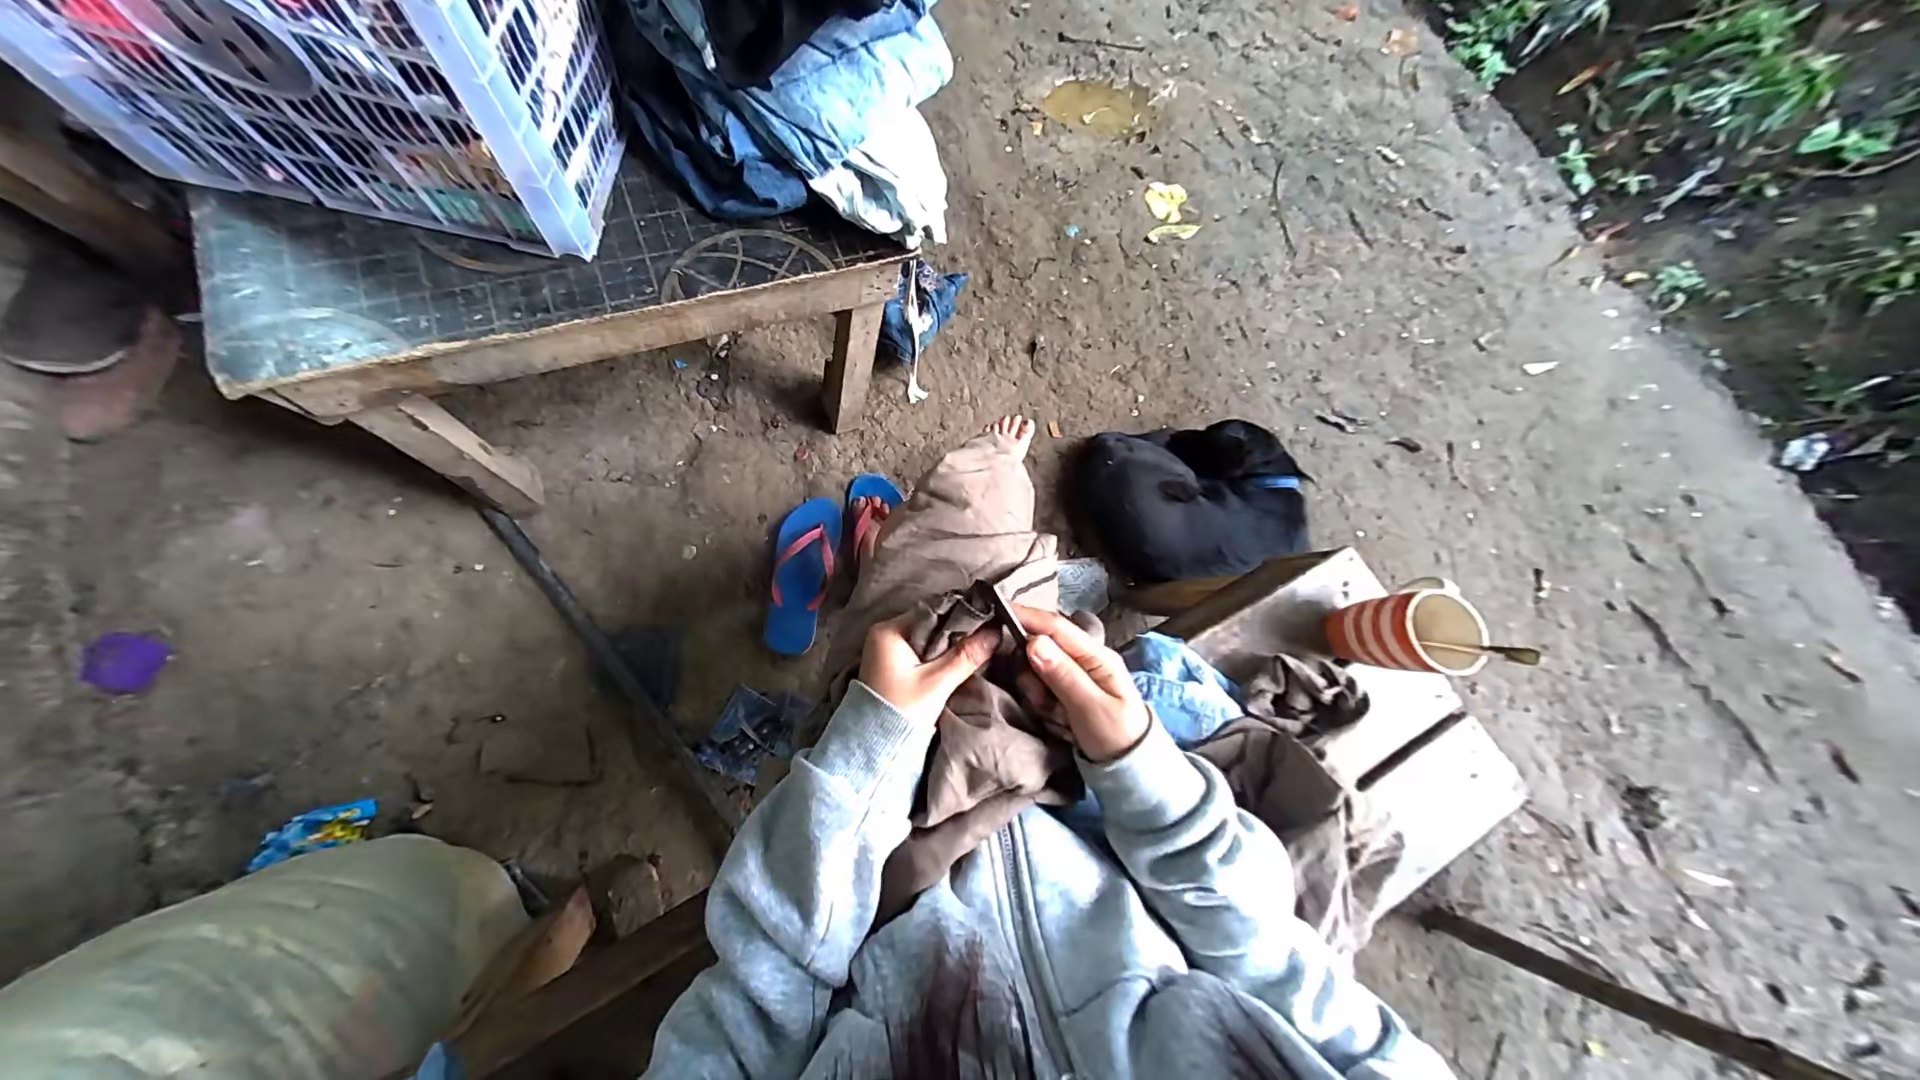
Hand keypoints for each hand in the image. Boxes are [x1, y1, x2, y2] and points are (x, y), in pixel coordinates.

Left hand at [858, 613, 996, 727]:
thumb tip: (996, 632)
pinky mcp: (894, 662)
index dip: (960, 615)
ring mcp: (888, 647)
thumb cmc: (902, 712)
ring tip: (976, 646)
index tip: (986, 621)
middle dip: (956, 630)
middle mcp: (885, 633)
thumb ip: (966, 656)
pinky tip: (957, 659)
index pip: (932, 611)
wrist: (876, 746)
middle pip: (931, 621)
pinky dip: (939, 653)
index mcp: (888, 631)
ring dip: (950, 642)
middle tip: (985, 636)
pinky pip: (923, 647)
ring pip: (929, 635)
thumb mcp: (937, 683)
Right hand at [1012, 605, 1150, 762]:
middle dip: (1033, 675)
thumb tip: (1033, 641)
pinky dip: (1042, 705)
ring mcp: (1072, 676)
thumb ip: (1062, 674)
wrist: (1130, 771)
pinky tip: (1059, 721)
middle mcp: (1083, 659)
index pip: (1055, 626)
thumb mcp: (1091, 707)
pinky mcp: (1064, 692)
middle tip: (1044, 701)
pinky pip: (1039, 689)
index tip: (996, 612)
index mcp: (1096, 655)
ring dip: (1038, 695)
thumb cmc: (1117, 736)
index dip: (1026, 616)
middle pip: (1039, 648)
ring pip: (1035, 671)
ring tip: (1059, 717)